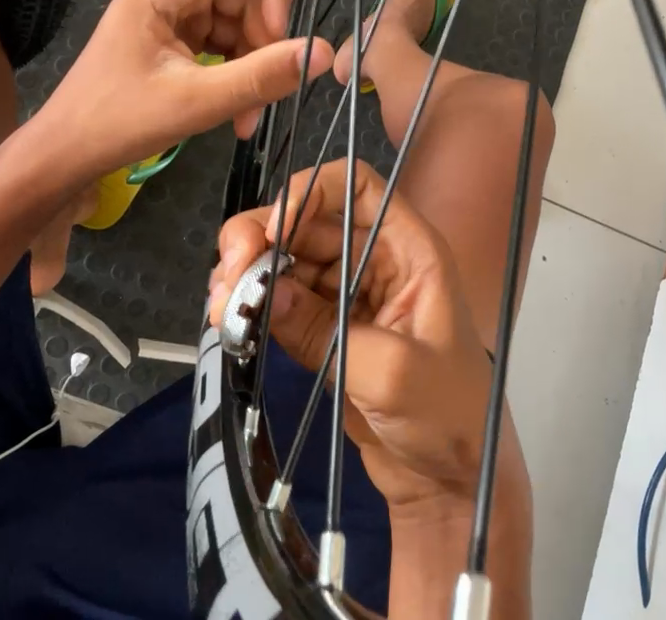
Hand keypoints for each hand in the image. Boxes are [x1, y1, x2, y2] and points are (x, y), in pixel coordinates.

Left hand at [36, 0, 333, 181]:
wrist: (67, 152)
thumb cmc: (118, 121)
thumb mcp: (196, 102)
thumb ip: (261, 76)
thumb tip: (323, 53)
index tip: (280, 42)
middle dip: (266, 38)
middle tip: (266, 88)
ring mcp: (174, 9)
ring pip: (242, 18)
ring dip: (255, 63)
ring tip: (248, 114)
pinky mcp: (177, 34)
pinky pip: (226, 39)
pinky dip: (239, 72)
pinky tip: (236, 111)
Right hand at [209, 159, 515, 512]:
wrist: (448, 478)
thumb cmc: (448, 416)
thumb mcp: (396, 373)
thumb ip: (328, 332)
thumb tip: (262, 296)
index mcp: (407, 249)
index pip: (355, 187)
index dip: (308, 192)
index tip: (270, 231)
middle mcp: (372, 260)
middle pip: (305, 220)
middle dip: (259, 238)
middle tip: (225, 280)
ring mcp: (344, 294)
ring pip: (284, 259)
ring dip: (246, 274)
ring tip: (217, 309)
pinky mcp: (322, 329)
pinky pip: (278, 301)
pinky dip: (249, 306)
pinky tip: (226, 323)